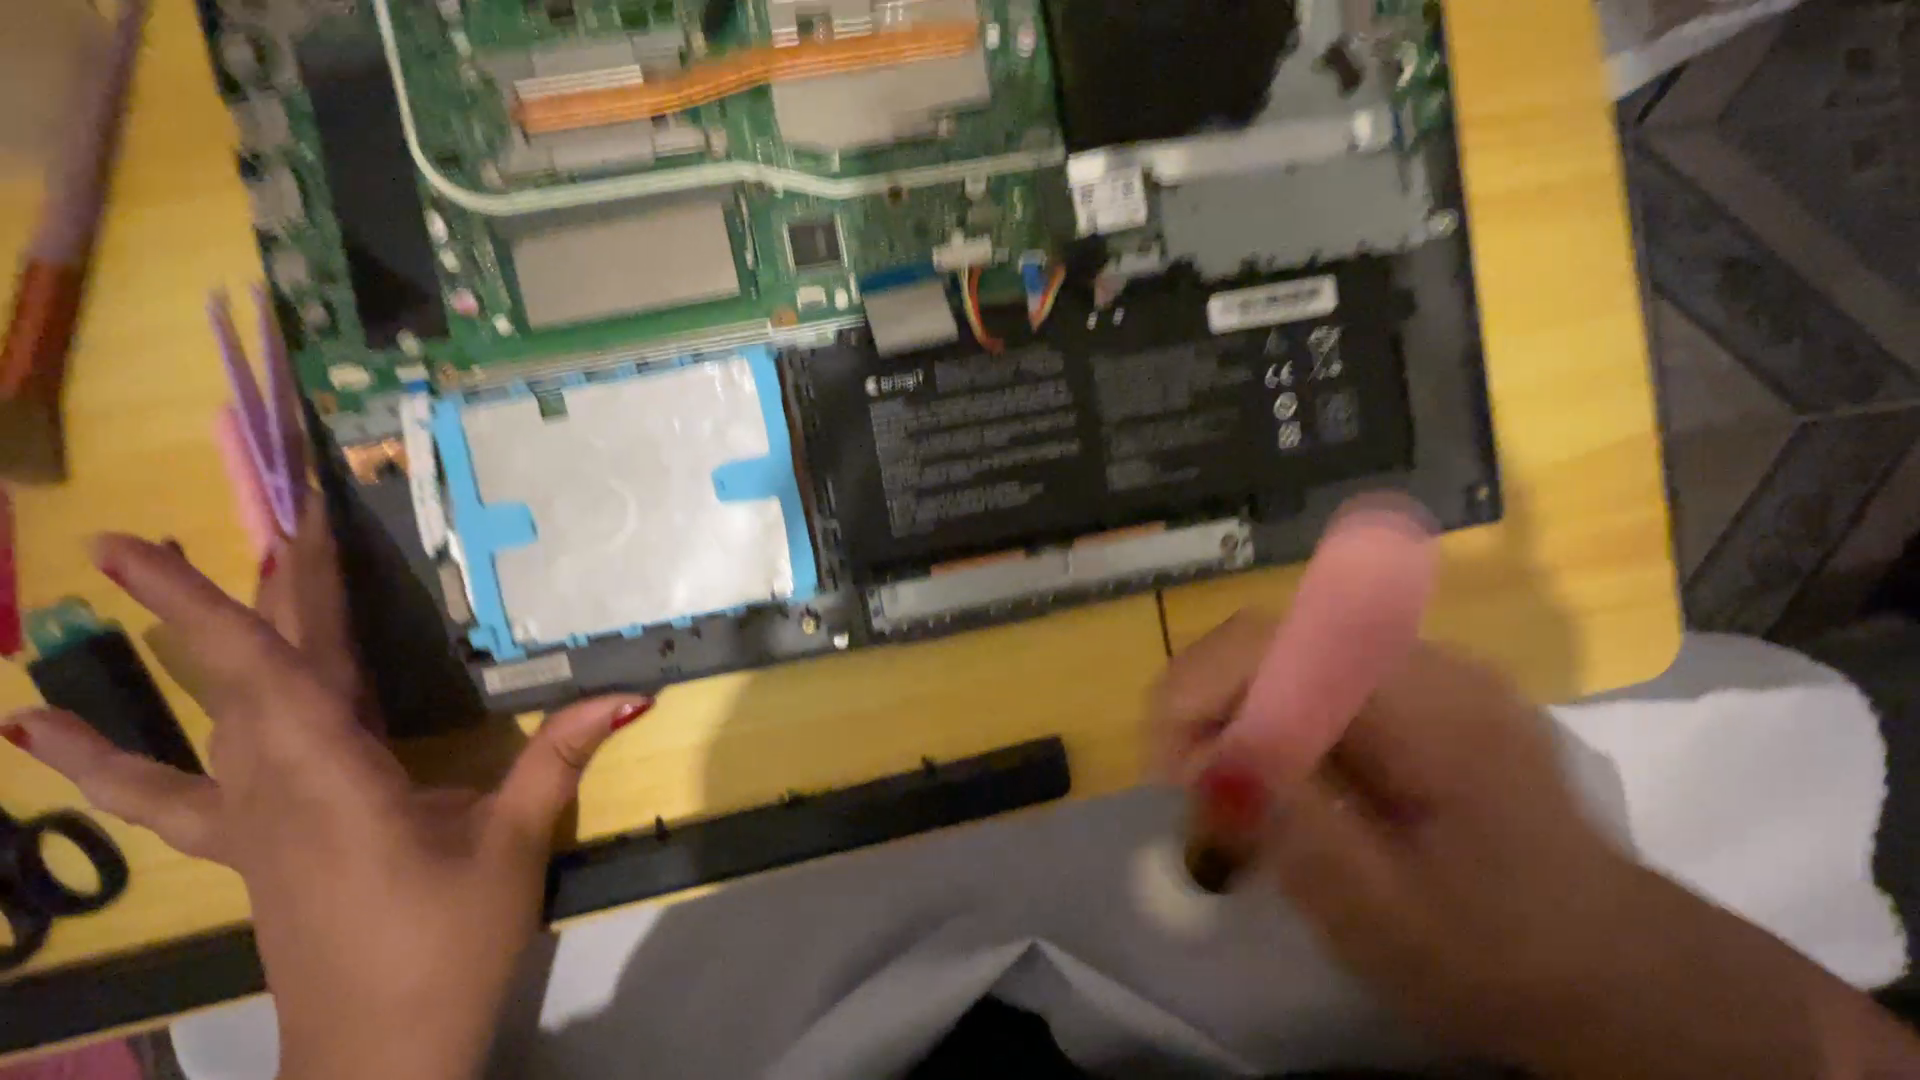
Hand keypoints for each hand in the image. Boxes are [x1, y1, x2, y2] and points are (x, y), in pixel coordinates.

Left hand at [3, 516, 650, 1079]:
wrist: (382, 1052)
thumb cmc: (450, 944)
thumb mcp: (514, 846)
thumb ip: (560, 760)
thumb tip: (629, 694)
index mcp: (333, 779)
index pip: (278, 670)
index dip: (249, 596)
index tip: (216, 533)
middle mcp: (273, 786)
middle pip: (250, 671)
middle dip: (248, 589)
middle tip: (263, 514)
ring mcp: (250, 818)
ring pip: (217, 711)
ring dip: (199, 640)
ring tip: (143, 573)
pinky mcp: (251, 845)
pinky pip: (167, 792)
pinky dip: (103, 758)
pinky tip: (32, 728)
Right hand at [1155, 612, 1919, 1078]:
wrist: (1615, 971)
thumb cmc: (1496, 954)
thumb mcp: (1380, 913)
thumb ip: (1291, 824)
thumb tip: (1204, 759)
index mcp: (1426, 707)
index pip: (1274, 644)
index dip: (1197, 692)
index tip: (1168, 771)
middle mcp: (1427, 663)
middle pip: (1272, 636)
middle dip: (1205, 699)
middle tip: (1184, 782)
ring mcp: (1430, 670)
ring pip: (1287, 648)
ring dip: (1231, 704)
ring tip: (1221, 782)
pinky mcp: (1425, 691)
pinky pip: (1316, 672)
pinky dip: (1268, 710)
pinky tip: (1274, 773)